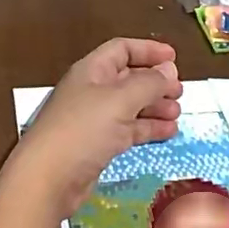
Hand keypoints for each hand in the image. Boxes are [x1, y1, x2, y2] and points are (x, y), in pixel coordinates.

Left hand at [8, 38, 182, 215]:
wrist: (48, 177)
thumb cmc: (83, 129)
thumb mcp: (120, 100)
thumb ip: (148, 83)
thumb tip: (169, 69)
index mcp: (92, 70)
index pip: (122, 49)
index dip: (148, 50)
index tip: (174, 57)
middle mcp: (92, 90)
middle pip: (128, 77)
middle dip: (155, 82)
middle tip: (180, 91)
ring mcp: (94, 118)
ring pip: (130, 105)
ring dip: (154, 106)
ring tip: (177, 112)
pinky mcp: (97, 145)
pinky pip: (127, 129)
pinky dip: (147, 128)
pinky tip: (168, 132)